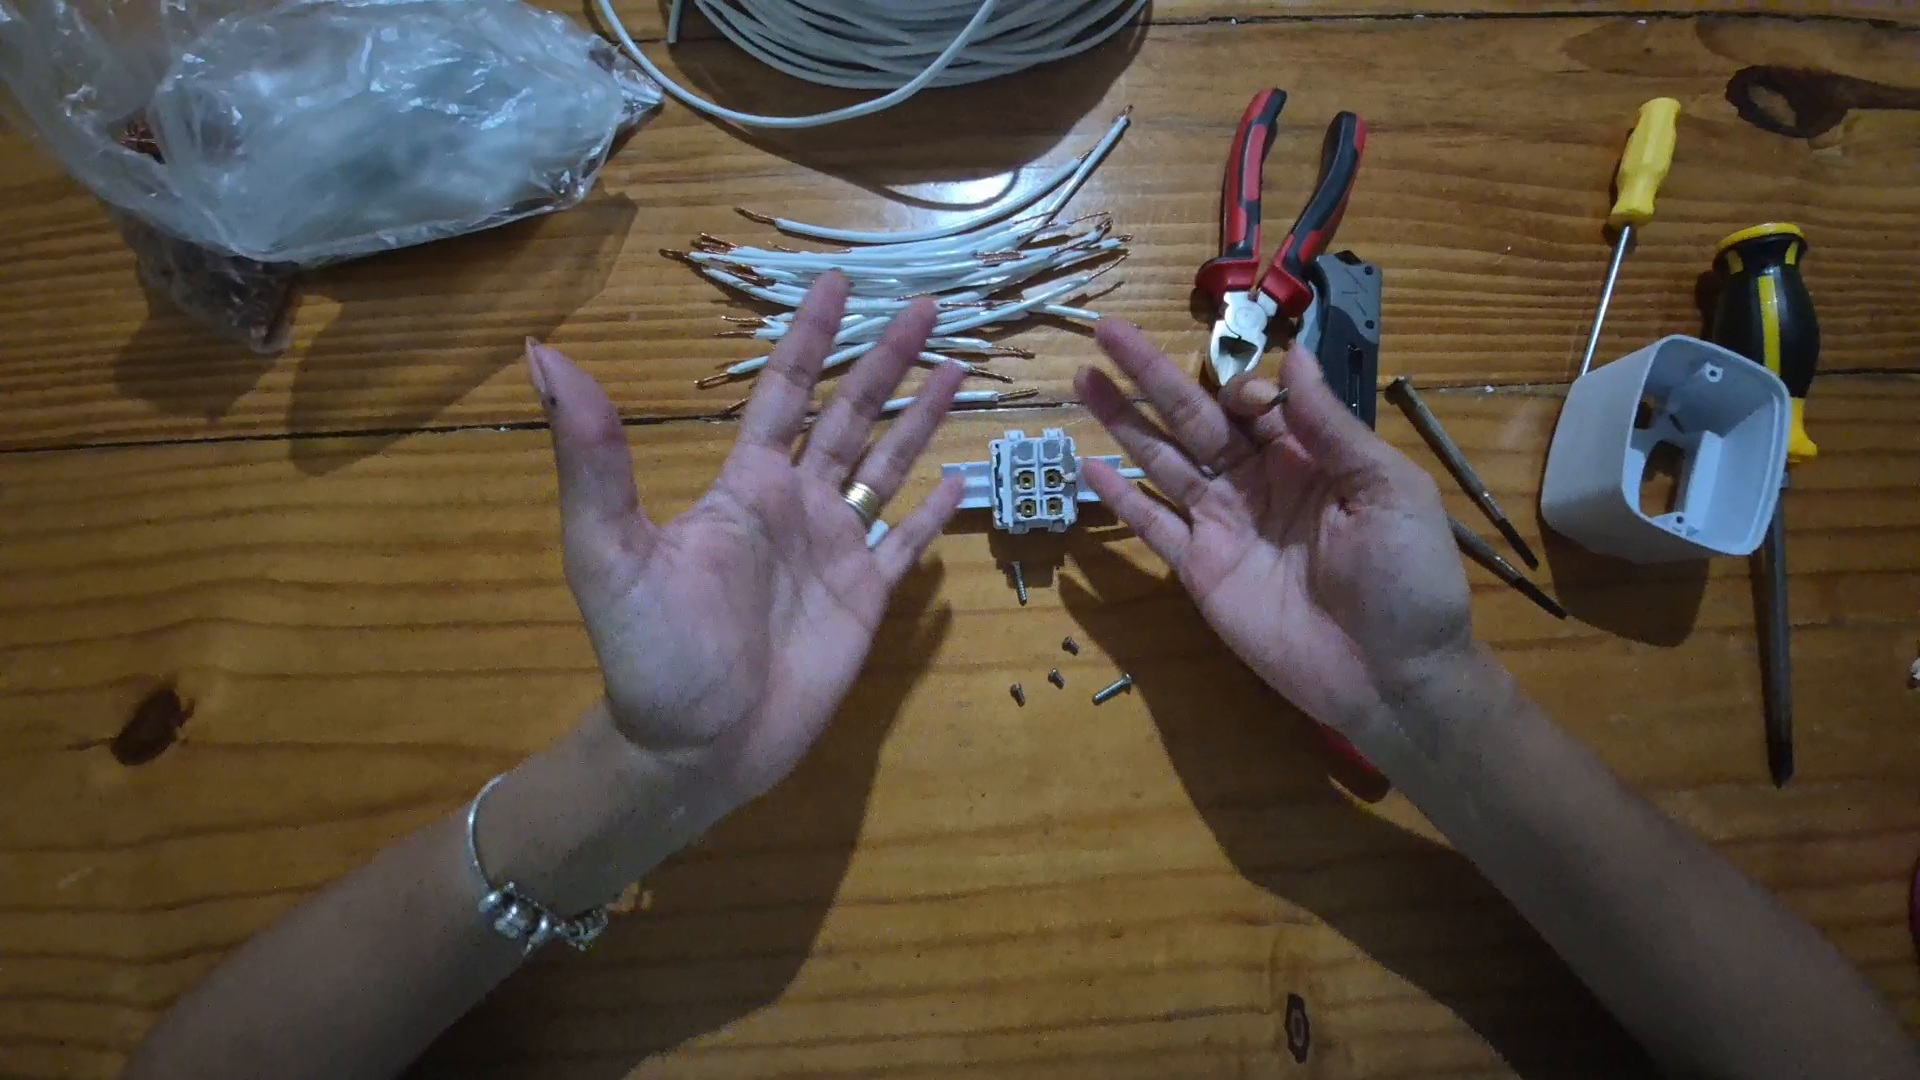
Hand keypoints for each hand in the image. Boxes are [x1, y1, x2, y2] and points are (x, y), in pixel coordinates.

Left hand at [529, 273, 964, 802]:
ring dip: (921, 418)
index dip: (811, 336)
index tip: (838, 283)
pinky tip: (961, 477)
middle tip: (926, 306)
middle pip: (851, 415)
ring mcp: (838, 549)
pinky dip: (934, 511)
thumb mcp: (610, 551)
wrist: (698, 745)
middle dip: (886, 359)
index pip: (785, 392)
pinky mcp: (868, 596)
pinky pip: (908, 542)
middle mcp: (798, 505)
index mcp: (746, 485)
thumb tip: (542, 350)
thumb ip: (593, 458)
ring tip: (959, 369)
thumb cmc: (656, 651)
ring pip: (889, 466)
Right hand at [1074, 322, 1472, 733]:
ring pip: (1162, 461)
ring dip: (1122, 423)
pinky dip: (1120, 499)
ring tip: (1084, 382)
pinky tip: (1088, 468)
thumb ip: (1331, 426)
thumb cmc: (1407, 578)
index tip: (1245, 399)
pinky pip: (1153, 525)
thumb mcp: (1386, 489)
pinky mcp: (1198, 567)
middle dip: (1150, 376)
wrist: (1388, 675)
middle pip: (1191, 418)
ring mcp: (1220, 524)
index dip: (1239, 389)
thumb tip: (1293, 355)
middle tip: (1108, 333)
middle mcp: (1254, 481)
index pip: (1251, 404)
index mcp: (1305, 456)